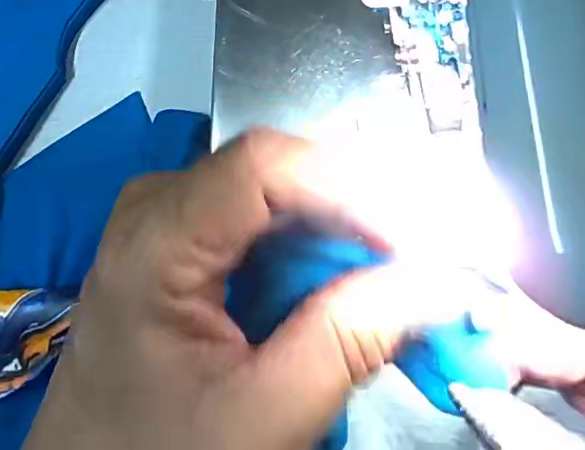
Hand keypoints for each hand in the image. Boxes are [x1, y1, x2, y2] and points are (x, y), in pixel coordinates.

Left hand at [25, 129, 467, 449]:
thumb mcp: (254, 420)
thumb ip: (343, 345)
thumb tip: (429, 281)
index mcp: (155, 237)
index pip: (261, 164)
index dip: (344, 183)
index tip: (411, 236)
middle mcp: (156, 201)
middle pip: (270, 167)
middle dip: (354, 201)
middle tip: (424, 248)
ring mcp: (166, 210)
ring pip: (270, 184)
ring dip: (339, 218)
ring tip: (399, 258)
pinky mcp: (180, 230)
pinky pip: (255, 210)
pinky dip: (309, 235)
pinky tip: (348, 266)